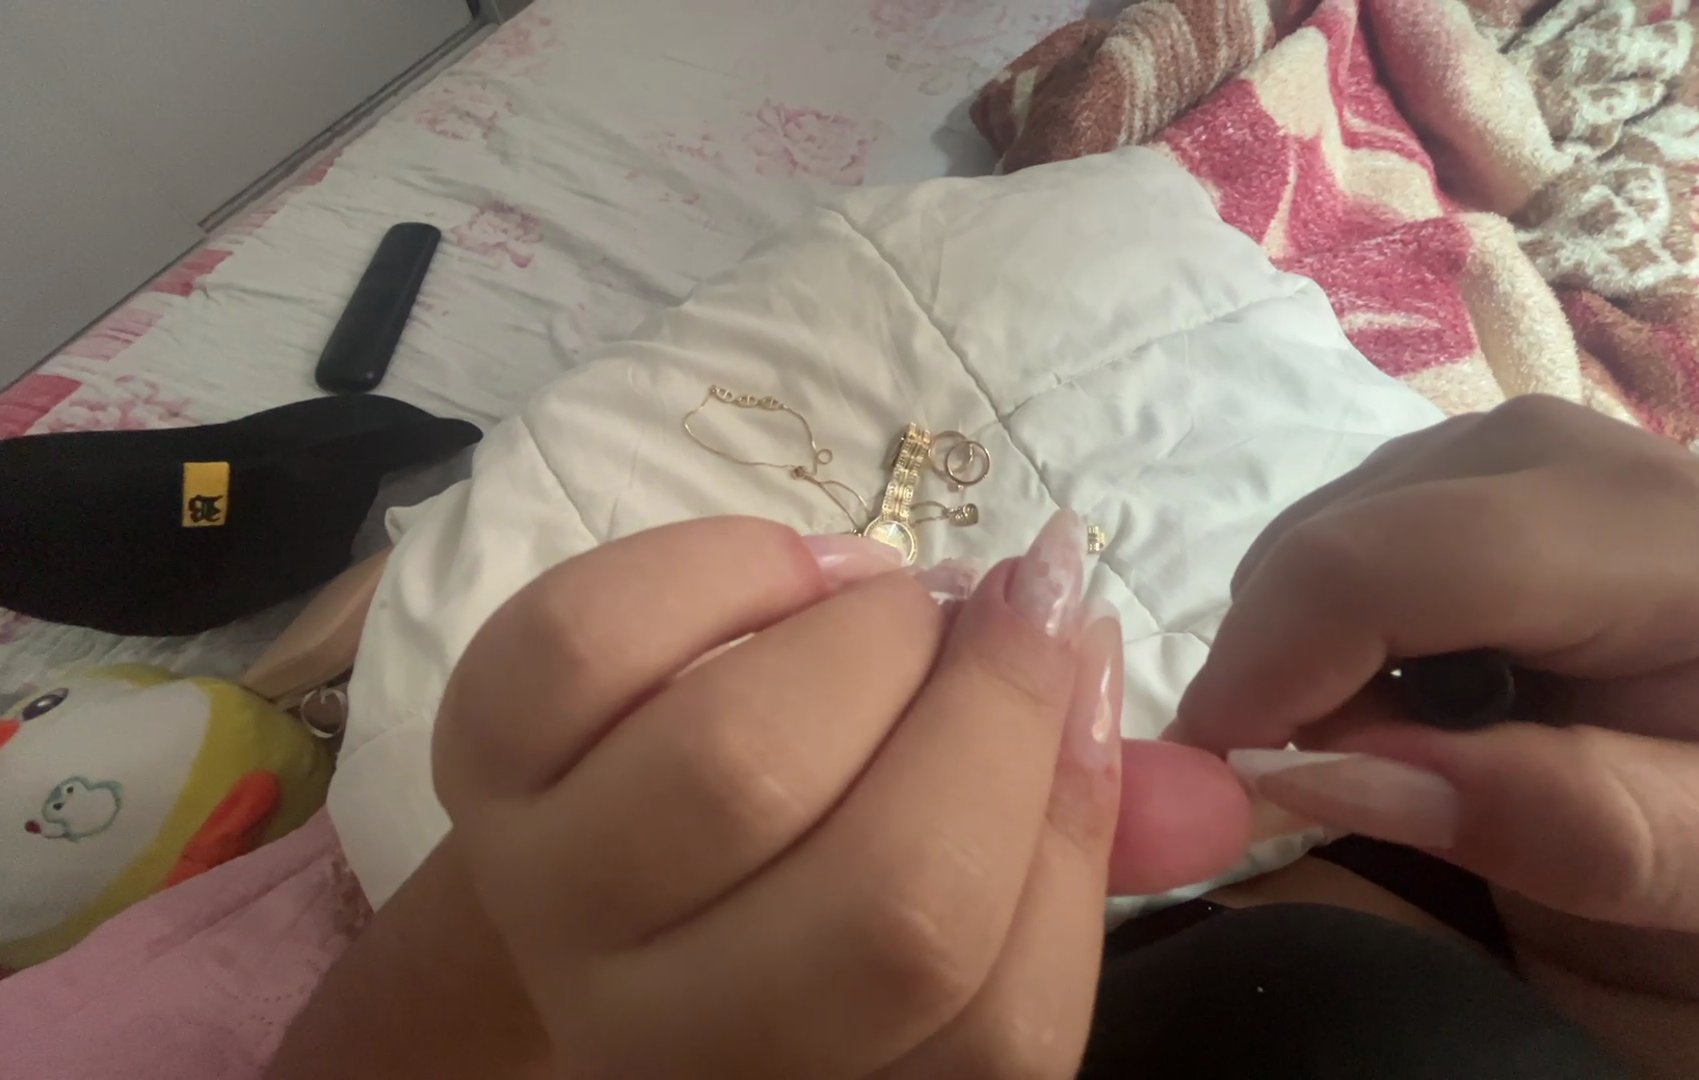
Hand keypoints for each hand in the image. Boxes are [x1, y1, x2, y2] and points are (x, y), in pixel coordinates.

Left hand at [434, 513, 1246, 1078]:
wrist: (599, 839)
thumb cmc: (793, 857)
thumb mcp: (943, 870)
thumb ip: (1072, 833)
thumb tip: (1220, 784)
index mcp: (823, 1063)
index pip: (993, 1009)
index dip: (1069, 801)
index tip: (1083, 640)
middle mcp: (674, 1021)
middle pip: (886, 900)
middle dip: (988, 703)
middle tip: (1002, 603)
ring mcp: (555, 888)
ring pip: (736, 764)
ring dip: (869, 638)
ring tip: (894, 594)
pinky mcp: (478, 754)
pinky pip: (588, 641)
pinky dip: (724, 568)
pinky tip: (791, 566)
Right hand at [1170, 396, 1698, 1004]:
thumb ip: (1563, 824)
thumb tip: (1318, 768)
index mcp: (1643, 528)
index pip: (1380, 568)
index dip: (1266, 667)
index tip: (1213, 769)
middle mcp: (1538, 444)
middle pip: (1316, 555)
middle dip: (1278, 678)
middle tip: (1327, 777)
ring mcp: (1473, 438)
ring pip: (1295, 550)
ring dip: (1294, 658)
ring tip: (1389, 727)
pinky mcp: (1430, 457)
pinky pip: (1305, 544)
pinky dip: (1305, 627)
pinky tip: (1390, 670)